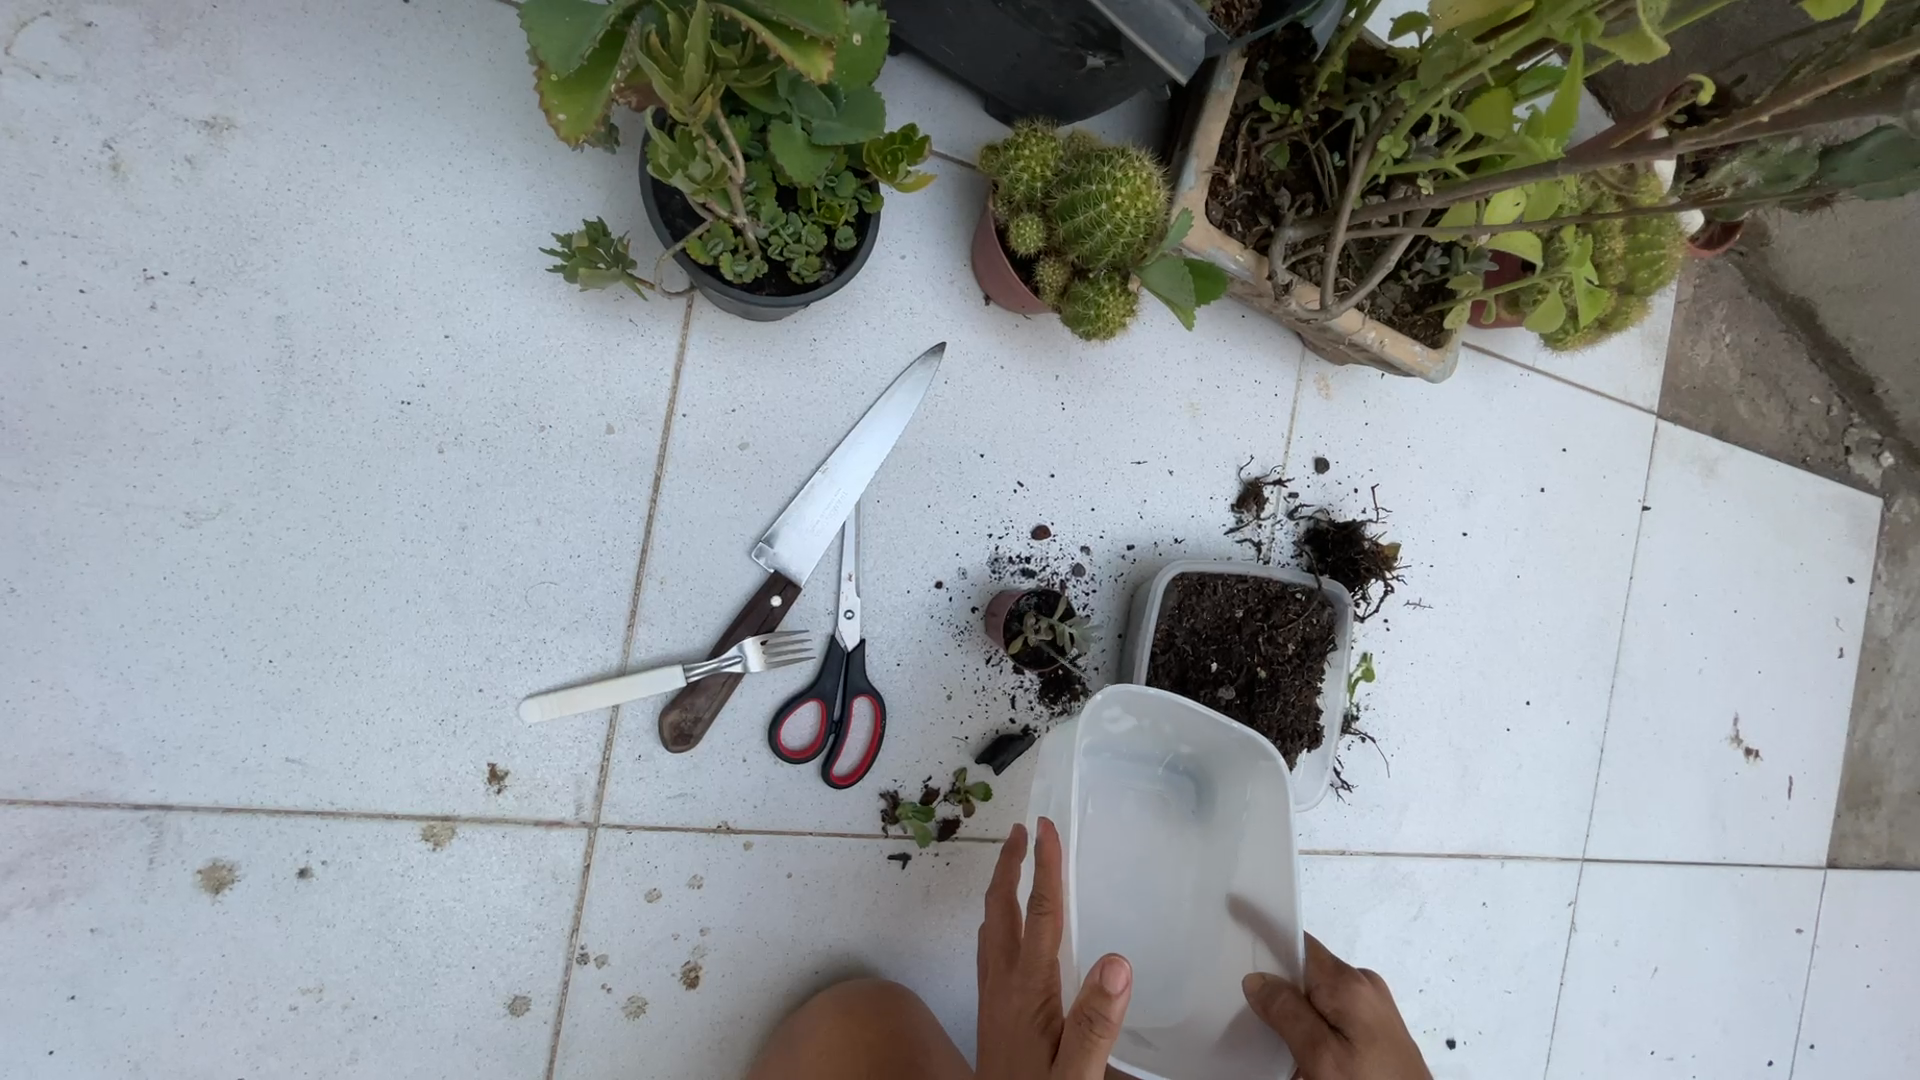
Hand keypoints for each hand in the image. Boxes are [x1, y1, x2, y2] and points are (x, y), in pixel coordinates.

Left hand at [976, 819, 1133, 1079]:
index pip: (1038, 913)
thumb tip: (1117, 958)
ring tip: (1013, 863)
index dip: (1043, 866)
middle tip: (1023, 830)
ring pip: (990, 924)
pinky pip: (989, 946)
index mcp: (1026, 988)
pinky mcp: (991, 1011)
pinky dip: (998, 918)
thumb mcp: (1077, 1075)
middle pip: (1001, 907)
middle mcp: (1002, 981)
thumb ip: (1096, 1022)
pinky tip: (1007, 928)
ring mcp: (992, 995)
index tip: (1046, 825)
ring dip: (1000, 886)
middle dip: (1009, 863)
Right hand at [1242, 933, 1430, 1079]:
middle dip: (1276, 982)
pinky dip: (1312, 1024)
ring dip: (1294, 1010)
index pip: (1296, 941)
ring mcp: (1374, 1009)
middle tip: (1246, 1002)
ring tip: (1270, 1032)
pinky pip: (1333, 1013)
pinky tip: (1299, 1048)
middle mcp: (1364, 986)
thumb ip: (1286, 1013)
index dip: (1263, 933)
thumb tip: (1257, 980)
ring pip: (1318, 994)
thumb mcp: (1320, 1059)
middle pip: (1305, 969)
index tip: (1232, 922)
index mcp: (1349, 983)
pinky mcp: (1379, 1032)